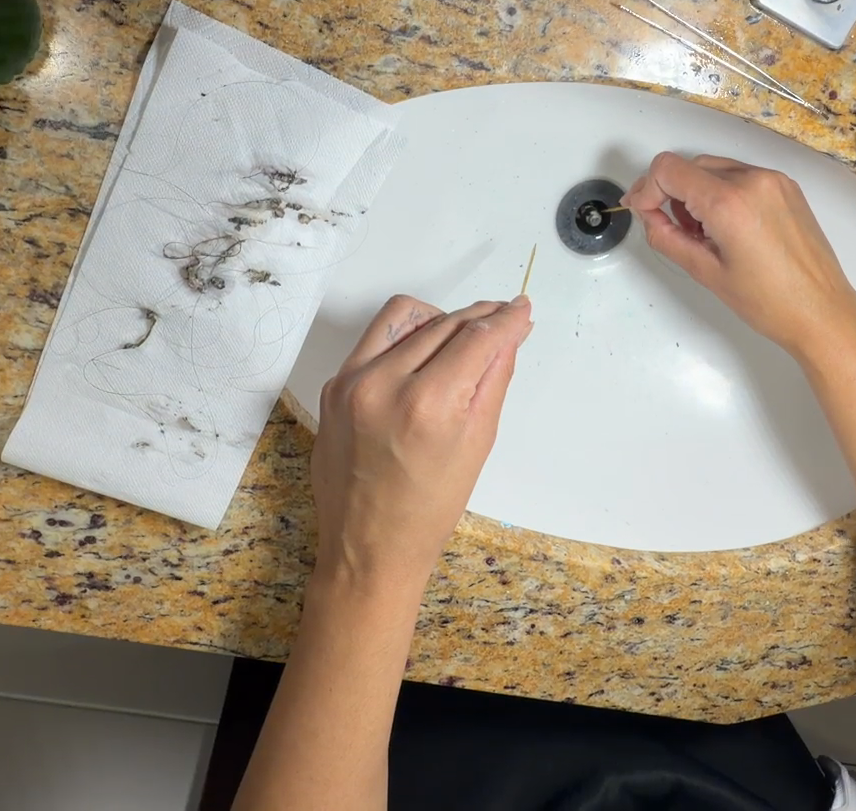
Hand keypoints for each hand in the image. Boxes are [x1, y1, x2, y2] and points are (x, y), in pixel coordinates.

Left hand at [312, 294, 533, 593]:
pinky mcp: (333, 384)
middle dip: (480, 317)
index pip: (477, 338)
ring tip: (462, 336)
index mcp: (427, 404)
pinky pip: (376, 338)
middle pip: (445, 323)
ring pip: (406, 316)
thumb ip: (495, 377)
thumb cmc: (431, 508)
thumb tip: (512, 332)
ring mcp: (351, 381)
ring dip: (441, 317)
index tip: (522, 307)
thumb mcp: (478, 442)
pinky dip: (406, 337)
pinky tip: (424, 354)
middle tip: (503, 320)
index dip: (506, 319)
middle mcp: (384, 383)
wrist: (369, 548)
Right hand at [624, 151, 855, 356]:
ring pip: (713, 168)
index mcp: (730, 202)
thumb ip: (666, 237)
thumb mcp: (704, 272)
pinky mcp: (786, 188)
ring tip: (701, 233)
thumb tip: (649, 217)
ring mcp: (773, 181)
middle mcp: (753, 181)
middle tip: (667, 227)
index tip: (643, 211)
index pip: (668, 169)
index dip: (647, 189)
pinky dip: (721, 192)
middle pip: (690, 165)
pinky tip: (724, 227)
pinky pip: (739, 176)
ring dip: (695, 192)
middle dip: (670, 192)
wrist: (822, 313)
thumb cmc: (771, 302)